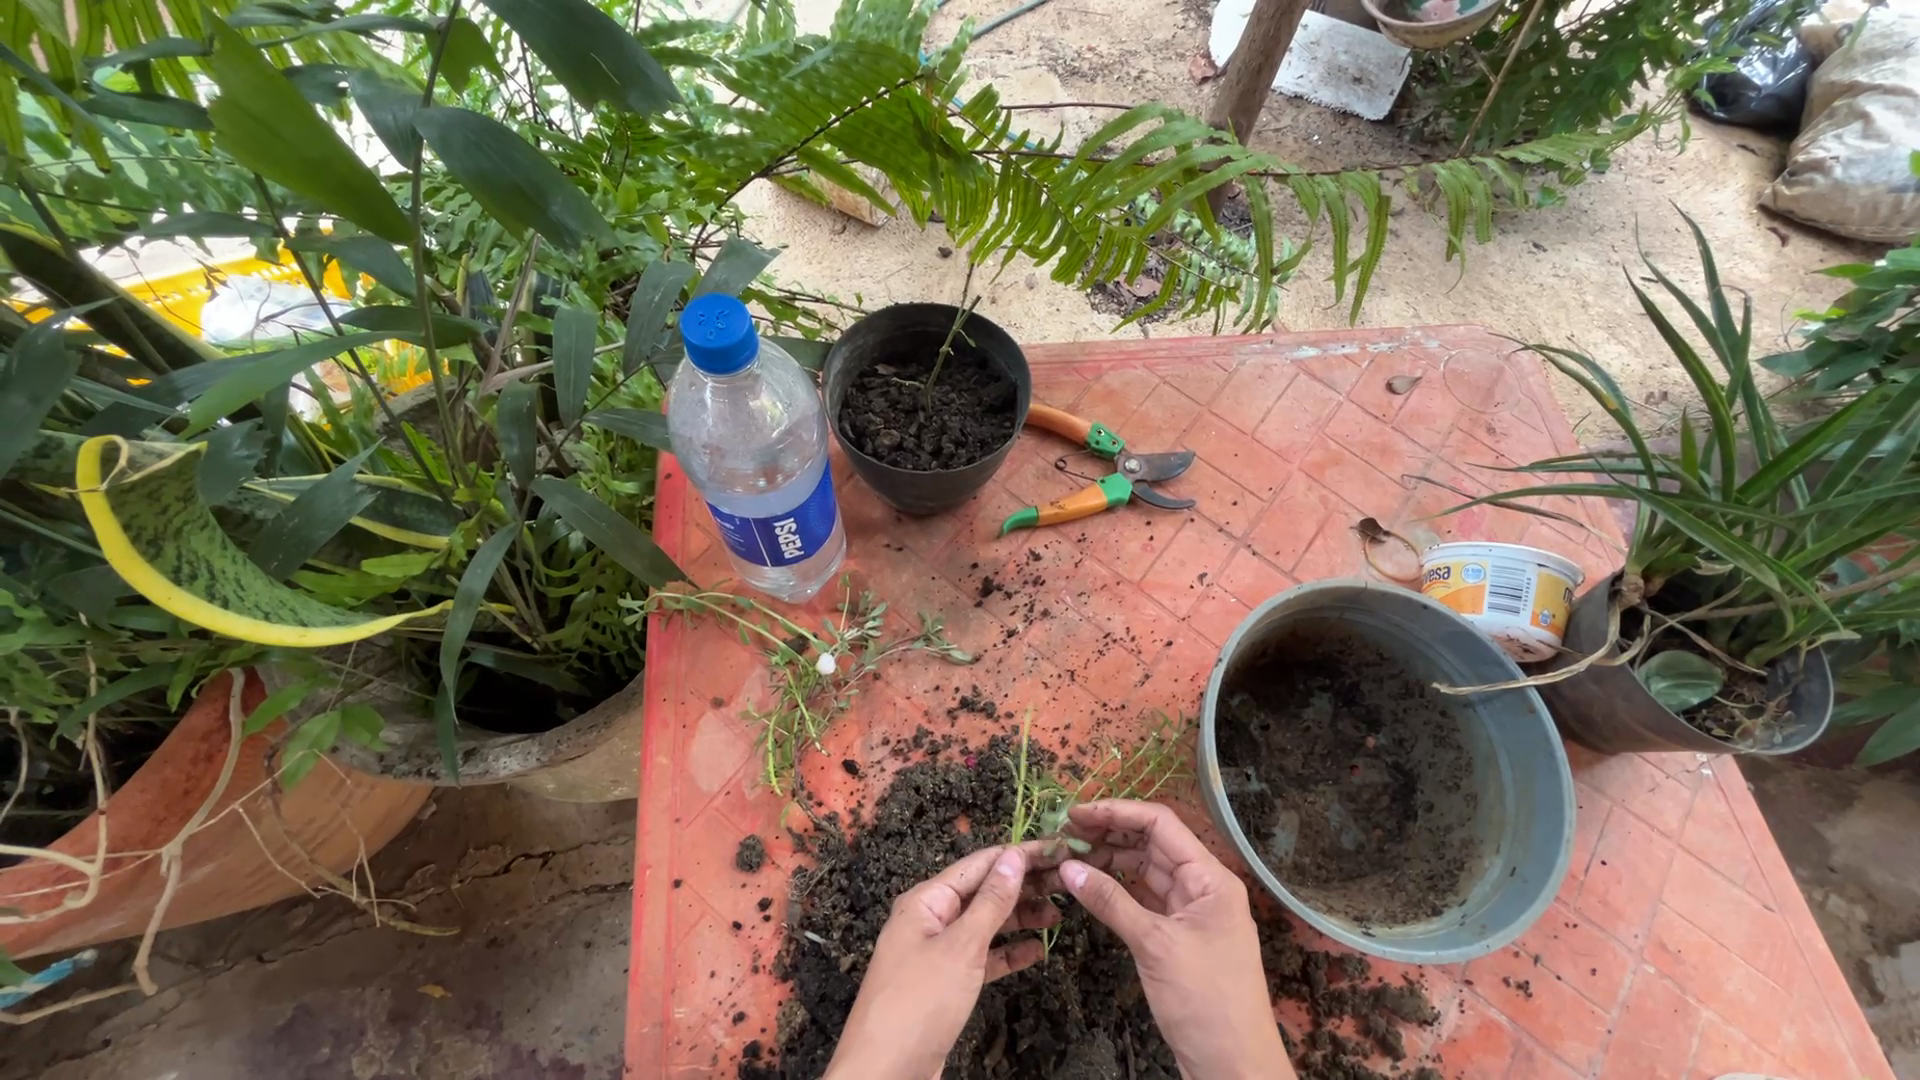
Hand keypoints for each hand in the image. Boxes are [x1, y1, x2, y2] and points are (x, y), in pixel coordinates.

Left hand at [824, 844, 1059, 1079]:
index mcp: (927, 899)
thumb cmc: (919, 1002)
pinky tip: (1037, 951)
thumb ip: (990, 902)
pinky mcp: (946, 983)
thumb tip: (1014, 857)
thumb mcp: (960, 947)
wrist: (884, 1075)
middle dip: (1023, 885)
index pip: (979, 864)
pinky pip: (982, 957)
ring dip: (1019, 918)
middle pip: (983, 891)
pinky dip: (1007, 953)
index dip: (1017, 854)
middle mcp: (931, 918)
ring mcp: (938, 951)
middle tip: (1066, 881)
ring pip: (985, 924)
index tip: (1056, 848)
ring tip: (1058, 914)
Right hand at [1047, 800, 1294, 1079]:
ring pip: (1145, 870)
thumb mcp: (1155, 946)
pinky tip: (1090, 885)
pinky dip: (1117, 889)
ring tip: (1070, 855)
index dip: (1117, 812)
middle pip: (1152, 843)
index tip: (1076, 812)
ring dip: (1110, 860)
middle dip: (1109, 833)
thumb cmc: (1205, 1002)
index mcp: (1210, 878)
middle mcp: (1202, 886)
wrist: (1235, 1070)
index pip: (1161, 824)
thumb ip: (1111, 902)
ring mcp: (1190, 911)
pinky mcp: (1177, 935)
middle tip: (1065, 832)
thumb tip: (1067, 867)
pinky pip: (1144, 898)